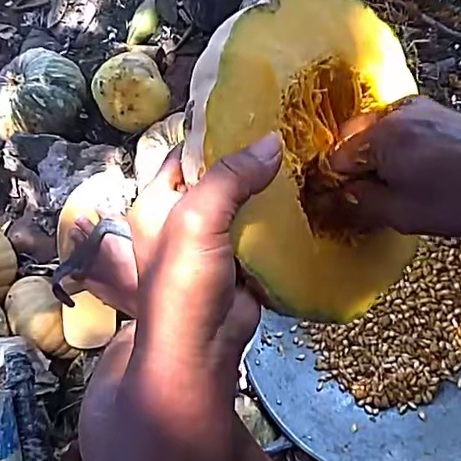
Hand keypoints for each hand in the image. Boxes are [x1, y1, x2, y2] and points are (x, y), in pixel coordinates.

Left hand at [129, 134, 281, 377]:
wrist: (202, 347)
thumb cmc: (183, 282)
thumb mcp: (197, 218)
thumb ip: (230, 177)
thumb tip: (272, 142)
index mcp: (158, 201)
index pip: (185, 153)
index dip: (215, 133)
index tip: (254, 113)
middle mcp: (183, 218)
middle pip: (220, 176)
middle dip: (249, 160)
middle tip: (287, 135)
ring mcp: (214, 241)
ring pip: (244, 203)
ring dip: (267, 188)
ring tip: (301, 160)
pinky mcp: (241, 261)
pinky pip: (261, 231)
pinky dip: (279, 218)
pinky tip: (302, 200)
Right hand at [315, 96, 460, 235]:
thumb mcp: (403, 213)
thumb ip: (361, 203)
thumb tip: (338, 198)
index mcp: (380, 134)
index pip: (335, 159)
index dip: (334, 185)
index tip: (340, 205)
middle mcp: (395, 112)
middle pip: (354, 140)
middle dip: (355, 169)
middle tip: (367, 199)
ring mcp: (420, 108)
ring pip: (378, 134)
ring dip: (377, 160)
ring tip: (396, 190)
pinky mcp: (439, 112)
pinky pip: (401, 129)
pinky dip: (398, 150)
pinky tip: (417, 174)